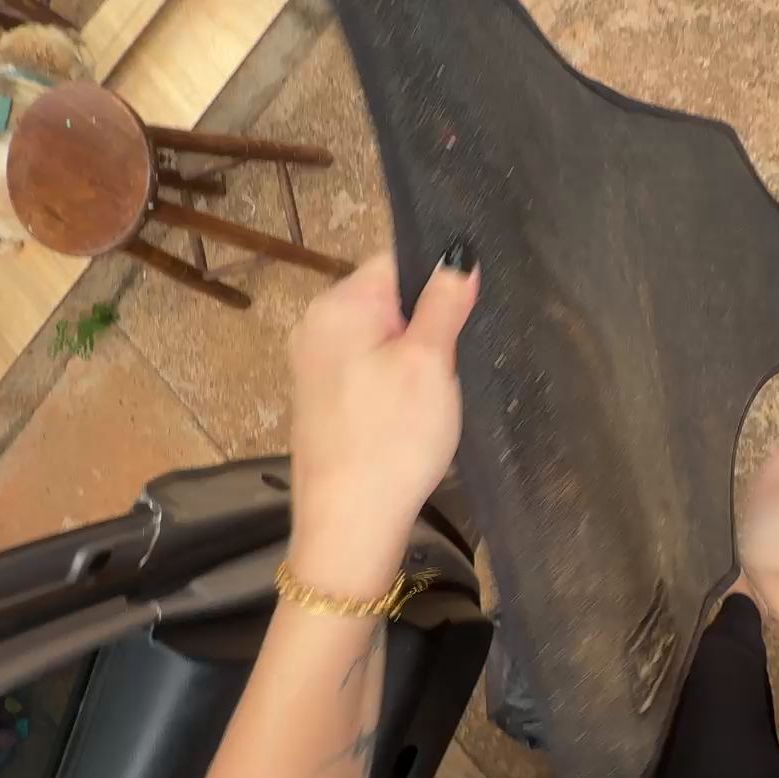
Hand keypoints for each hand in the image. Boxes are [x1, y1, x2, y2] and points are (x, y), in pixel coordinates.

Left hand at [287, 248, 478, 594]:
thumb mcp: (432, 363)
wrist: (351, 522)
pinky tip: (409, 411)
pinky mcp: (321, 395)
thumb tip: (460, 255)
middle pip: (389, 297)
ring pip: (381, 334)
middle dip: (427, 321)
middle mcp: (316, 323)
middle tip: (452, 363)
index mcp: (340, 304)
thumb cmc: (394, 437)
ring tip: (434, 392)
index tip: (465, 316)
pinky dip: (393, 376)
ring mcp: (313, 361)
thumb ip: (445, 302)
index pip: (397, 260)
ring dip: (413, 352)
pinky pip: (366, 364)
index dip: (438, 281)